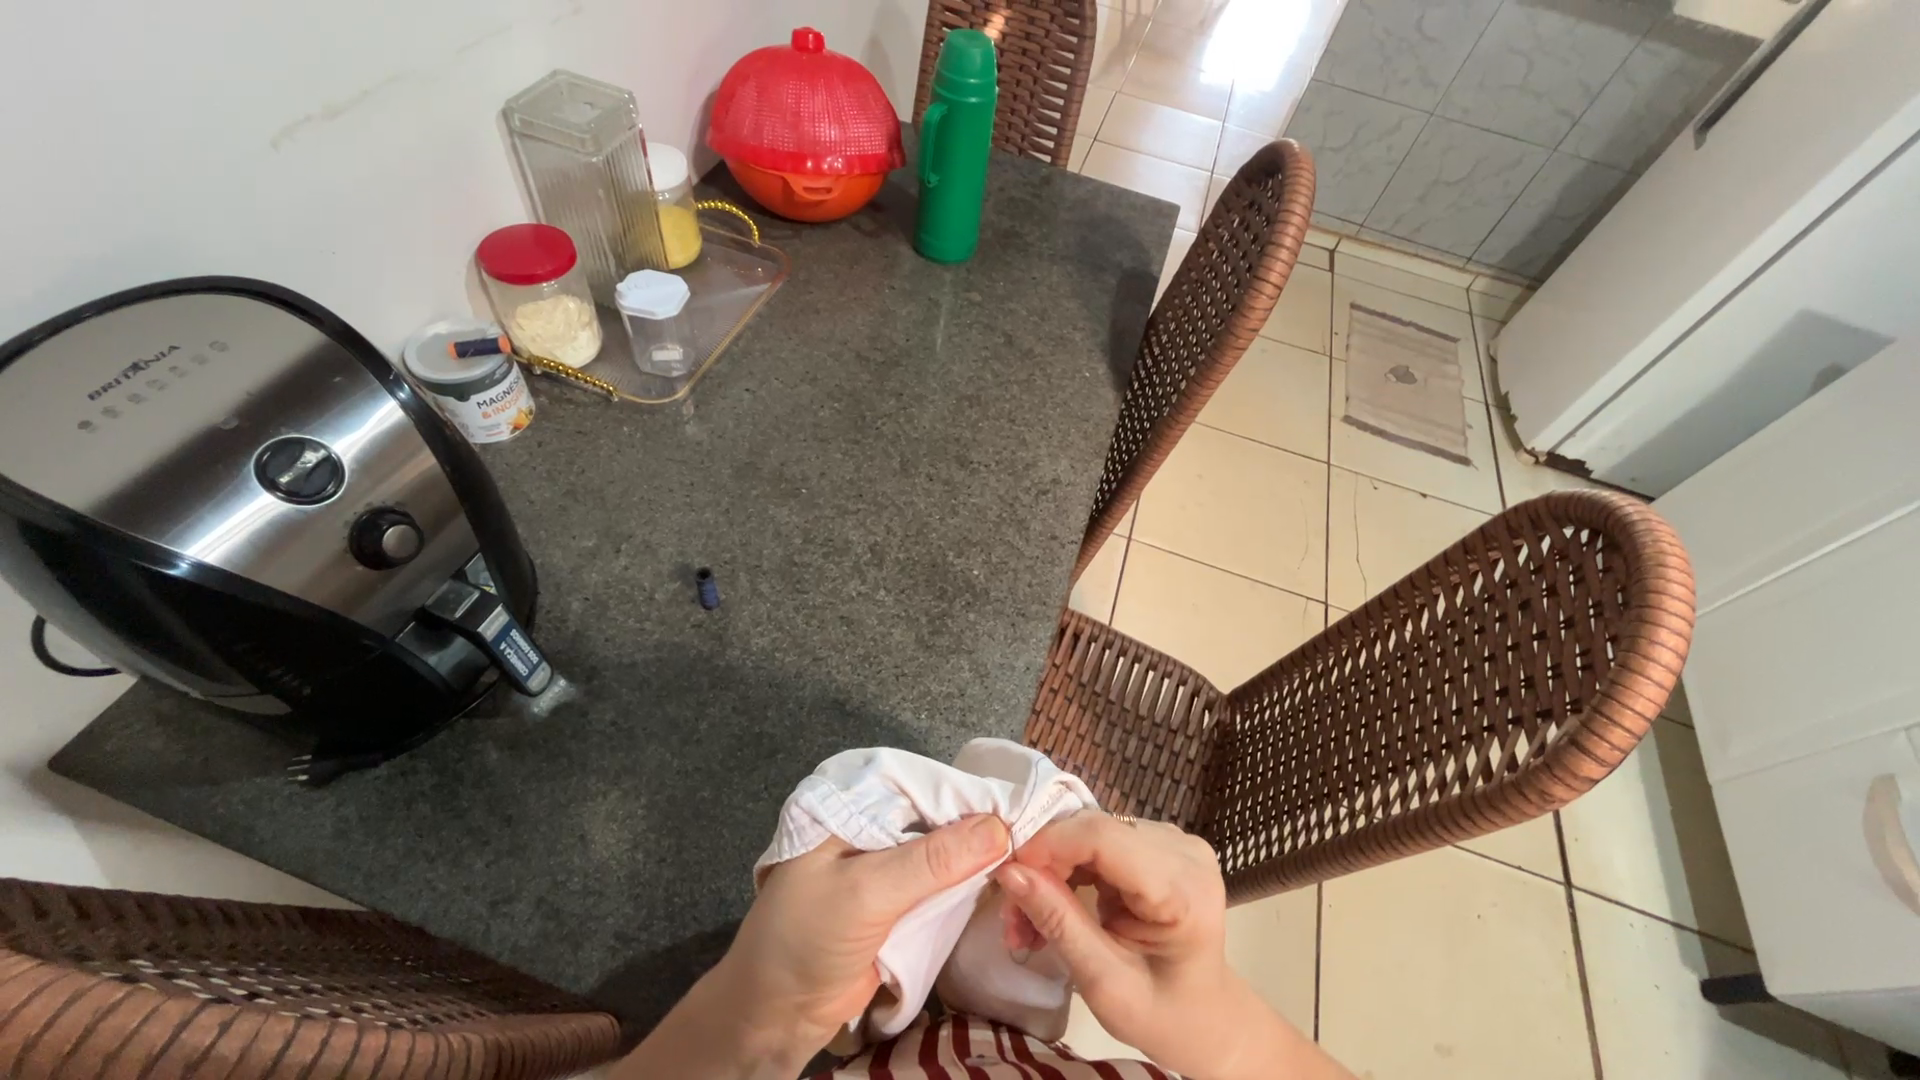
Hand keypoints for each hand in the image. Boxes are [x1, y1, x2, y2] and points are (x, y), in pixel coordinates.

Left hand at [620, 813, 1010, 1076]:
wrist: (774, 1013)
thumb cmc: (805, 939)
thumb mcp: (866, 892)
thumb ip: (930, 861)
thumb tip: (1000, 827)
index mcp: (852, 803)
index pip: (921, 783)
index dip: (969, 791)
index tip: (1025, 800)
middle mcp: (872, 822)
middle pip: (937, 812)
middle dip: (980, 821)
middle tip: (1039, 827)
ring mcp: (886, 861)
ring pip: (943, 847)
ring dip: (979, 853)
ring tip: (1033, 850)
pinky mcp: (898, 898)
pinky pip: (940, 881)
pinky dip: (968, 881)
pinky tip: (1002, 877)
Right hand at [997, 812, 1349, 1079]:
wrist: (1206, 1020)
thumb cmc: (1163, 1015)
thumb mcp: (1104, 983)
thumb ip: (1059, 922)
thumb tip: (1009, 872)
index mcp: (1184, 888)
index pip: (1104, 837)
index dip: (1048, 845)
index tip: (1005, 877)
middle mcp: (1184, 849)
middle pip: (1093, 829)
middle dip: (1043, 863)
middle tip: (1012, 914)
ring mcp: (1174, 840)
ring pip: (1089, 830)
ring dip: (1051, 867)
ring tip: (1028, 918)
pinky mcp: (1159, 842)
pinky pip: (1098, 839)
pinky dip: (1068, 867)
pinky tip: (1053, 901)